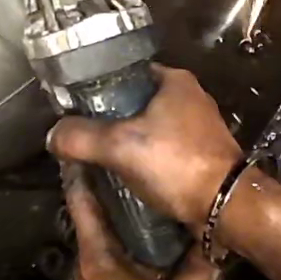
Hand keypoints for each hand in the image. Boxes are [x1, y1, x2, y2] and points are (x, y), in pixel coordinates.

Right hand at [47, 65, 241, 229]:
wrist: (225, 205)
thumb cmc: (176, 164)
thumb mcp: (120, 146)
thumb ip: (81, 137)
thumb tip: (54, 135)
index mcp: (176, 81)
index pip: (127, 74)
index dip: (99, 89)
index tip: (76, 108)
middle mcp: (191, 98)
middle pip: (137, 104)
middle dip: (111, 121)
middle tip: (84, 138)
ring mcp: (200, 127)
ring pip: (150, 130)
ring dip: (129, 144)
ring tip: (101, 159)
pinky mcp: (202, 154)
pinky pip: (164, 151)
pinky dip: (147, 161)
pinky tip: (128, 176)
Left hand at [64, 163, 219, 279]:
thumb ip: (204, 252)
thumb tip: (221, 217)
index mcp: (98, 258)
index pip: (82, 202)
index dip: (82, 171)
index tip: (90, 141)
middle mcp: (90, 267)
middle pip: (92, 214)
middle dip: (107, 182)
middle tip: (133, 152)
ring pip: (104, 234)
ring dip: (118, 208)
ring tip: (146, 180)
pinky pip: (115, 251)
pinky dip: (127, 232)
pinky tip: (155, 227)